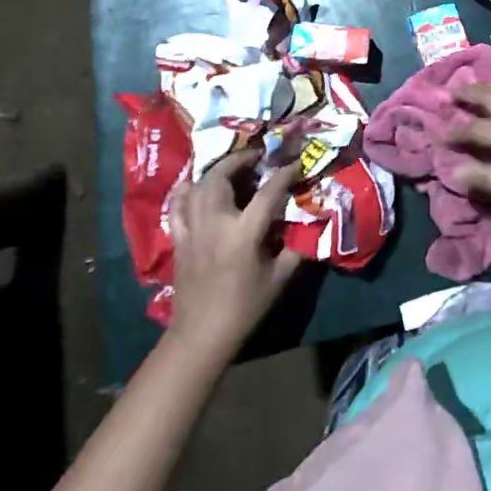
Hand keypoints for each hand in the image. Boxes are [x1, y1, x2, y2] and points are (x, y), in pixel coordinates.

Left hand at [166, 148, 304, 346]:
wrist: (202, 334)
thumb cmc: (246, 306)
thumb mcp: (280, 277)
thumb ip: (297, 247)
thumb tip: (312, 225)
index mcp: (244, 233)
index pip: (268, 192)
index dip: (284, 173)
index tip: (296, 162)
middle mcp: (215, 224)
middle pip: (221, 178)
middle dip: (239, 160)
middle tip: (256, 156)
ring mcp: (192, 230)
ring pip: (198, 187)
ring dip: (216, 172)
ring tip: (232, 168)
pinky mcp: (179, 239)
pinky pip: (178, 206)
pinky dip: (187, 191)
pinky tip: (195, 185)